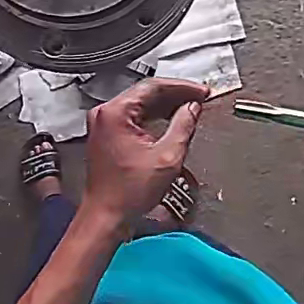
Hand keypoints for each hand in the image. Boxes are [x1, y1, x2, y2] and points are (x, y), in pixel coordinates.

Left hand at [83, 78, 208, 229]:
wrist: (106, 216)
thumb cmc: (126, 194)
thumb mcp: (167, 158)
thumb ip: (183, 126)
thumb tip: (192, 108)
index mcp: (115, 113)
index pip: (153, 87)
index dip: (182, 87)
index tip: (200, 91)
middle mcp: (105, 114)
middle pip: (145, 93)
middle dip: (175, 95)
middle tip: (199, 97)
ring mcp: (103, 124)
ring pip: (140, 104)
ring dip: (166, 106)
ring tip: (190, 107)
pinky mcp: (106, 135)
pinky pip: (133, 117)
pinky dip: (154, 117)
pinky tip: (171, 120)